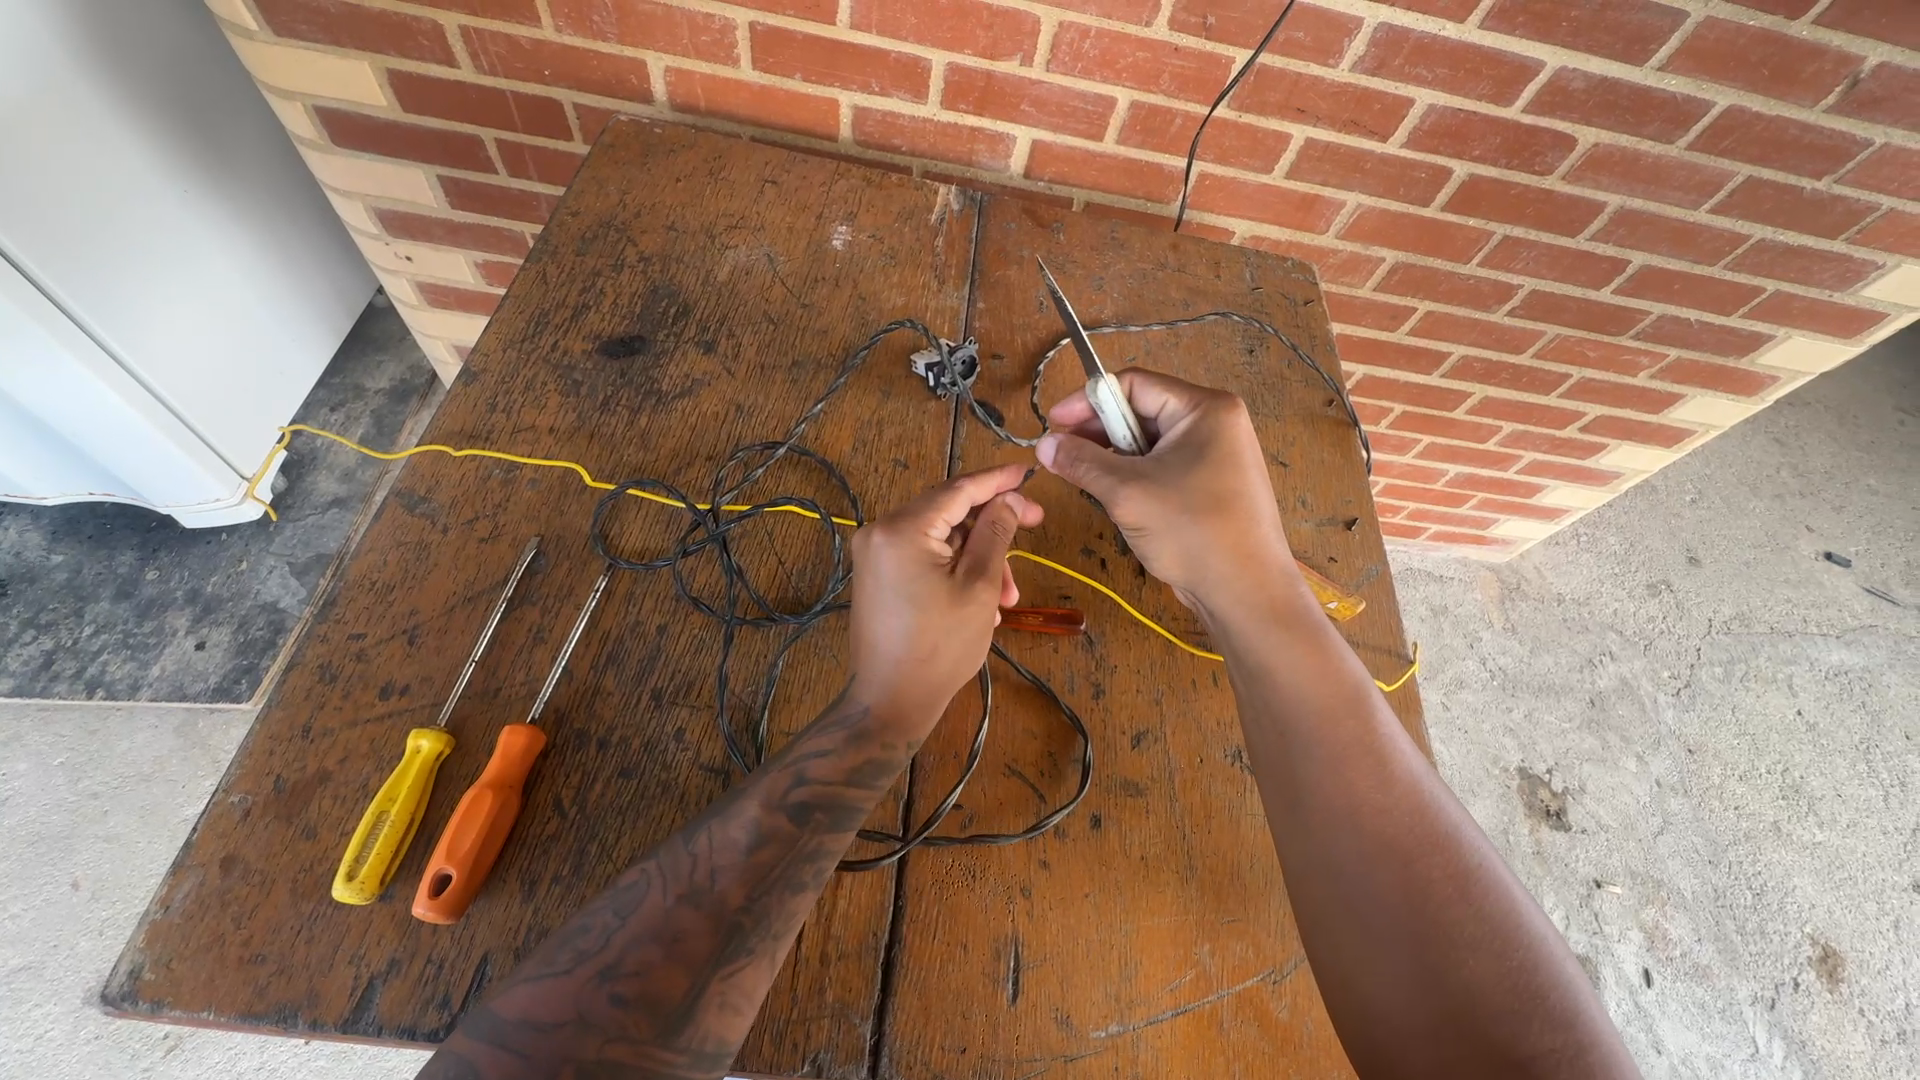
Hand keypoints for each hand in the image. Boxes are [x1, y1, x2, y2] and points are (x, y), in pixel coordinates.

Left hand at [847, 464, 1044, 729]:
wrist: (890, 702)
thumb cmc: (940, 646)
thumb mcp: (979, 586)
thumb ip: (996, 532)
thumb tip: (1008, 498)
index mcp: (902, 528)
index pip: (958, 490)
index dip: (996, 480)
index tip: (1027, 472)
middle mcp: (880, 532)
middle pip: (949, 513)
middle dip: (992, 529)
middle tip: (1034, 530)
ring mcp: (874, 555)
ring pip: (940, 538)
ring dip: (978, 558)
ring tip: (1006, 599)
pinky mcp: (877, 577)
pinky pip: (924, 557)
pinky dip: (954, 570)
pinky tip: (981, 603)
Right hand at [1037, 368, 1293, 611]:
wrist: (1245, 591)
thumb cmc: (1191, 531)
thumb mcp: (1127, 492)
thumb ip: (1082, 462)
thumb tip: (1043, 444)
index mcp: (1204, 409)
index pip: (1134, 384)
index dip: (1088, 400)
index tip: (1053, 423)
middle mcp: (1214, 423)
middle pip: (1141, 412)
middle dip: (1098, 433)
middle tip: (1062, 456)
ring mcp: (1216, 455)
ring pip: (1149, 443)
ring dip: (1113, 458)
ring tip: (1084, 480)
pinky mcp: (1211, 485)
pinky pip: (1162, 467)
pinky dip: (1134, 477)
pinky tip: (1114, 498)